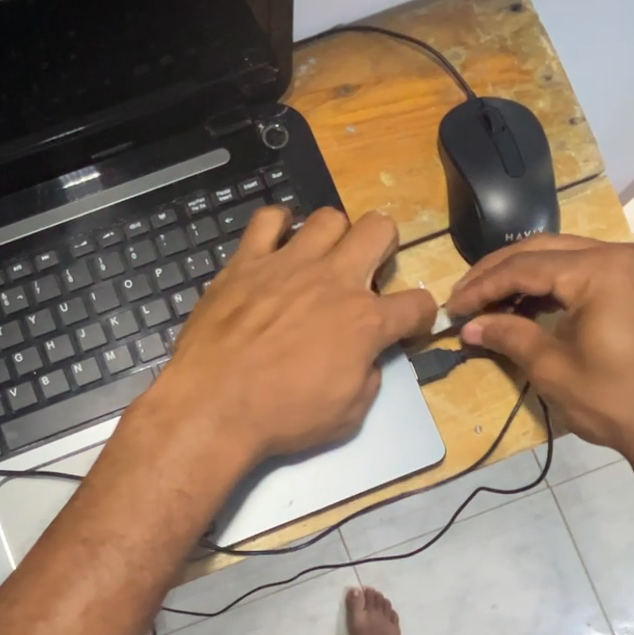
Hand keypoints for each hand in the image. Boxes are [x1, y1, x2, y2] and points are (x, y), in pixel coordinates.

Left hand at [148, 206, 436, 459]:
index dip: (420, 316)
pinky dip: (277, 226)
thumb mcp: (347, 417)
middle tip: (366, 272)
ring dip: (333, 236)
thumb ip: (368, 380)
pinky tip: (276, 245)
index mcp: (365, 322)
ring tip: (320, 260)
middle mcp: (333, 280)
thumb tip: (367, 361)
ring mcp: (288, 264)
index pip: (416, 304)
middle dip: (383, 247)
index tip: (408, 326)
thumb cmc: (282, 417)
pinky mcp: (245, 262)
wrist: (213, 406)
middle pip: (380, 230)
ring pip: (328, 217)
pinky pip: (267, 219)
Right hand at [445, 235, 633, 466]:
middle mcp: (623, 254)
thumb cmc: (612, 400)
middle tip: (464, 297)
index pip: (526, 267)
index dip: (483, 286)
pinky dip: (554, 284)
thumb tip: (469, 326)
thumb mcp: (551, 368)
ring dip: (524, 277)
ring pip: (565, 256)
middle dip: (499, 273)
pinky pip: (587, 270)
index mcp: (602, 270)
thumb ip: (508, 335)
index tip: (452, 307)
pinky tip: (526, 306)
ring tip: (489, 303)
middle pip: (545, 250)